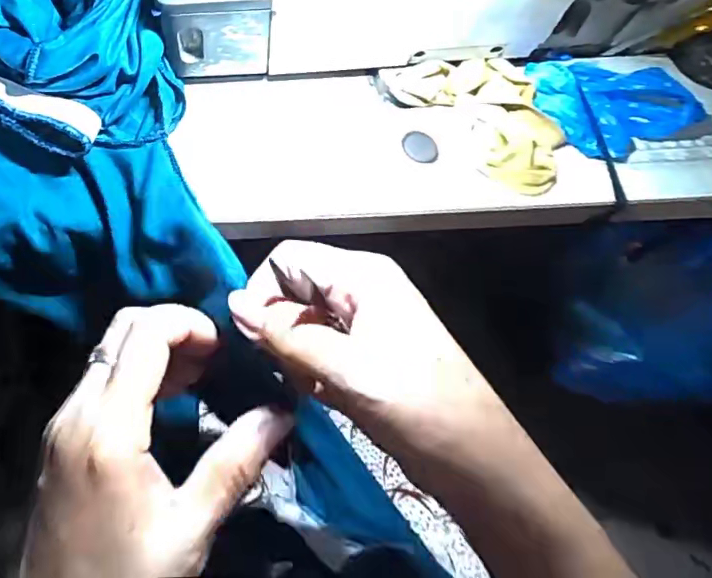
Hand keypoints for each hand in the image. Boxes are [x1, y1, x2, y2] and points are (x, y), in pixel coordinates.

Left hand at [23, 305, 292, 577]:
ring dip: (156, 345)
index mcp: (107, 429)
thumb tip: (282, 413)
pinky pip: (101, 376)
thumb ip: (235, 463)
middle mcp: (76, 413)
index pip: (146, 333)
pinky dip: (136, 369)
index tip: (223, 348)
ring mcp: (62, 425)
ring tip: (199, 374)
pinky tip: (167, 398)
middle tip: (213, 356)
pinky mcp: (59, 440)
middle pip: (124, 328)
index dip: (189, 323)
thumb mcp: (188, 529)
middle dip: (174, 326)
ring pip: (111, 349)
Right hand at [225, 241, 518, 488]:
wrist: (476, 453)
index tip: (251, 341)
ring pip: (308, 319)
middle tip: (286, 372)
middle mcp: (363, 284)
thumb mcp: (346, 370)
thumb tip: (235, 305)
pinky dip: (315, 366)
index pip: (289, 257)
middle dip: (280, 327)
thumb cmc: (417, 406)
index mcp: (362, 273)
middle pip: (297, 287)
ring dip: (297, 353)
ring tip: (310, 388)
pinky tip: (324, 395)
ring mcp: (369, 315)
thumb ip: (288, 335)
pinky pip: (325, 343)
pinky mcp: (371, 346)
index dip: (262, 292)